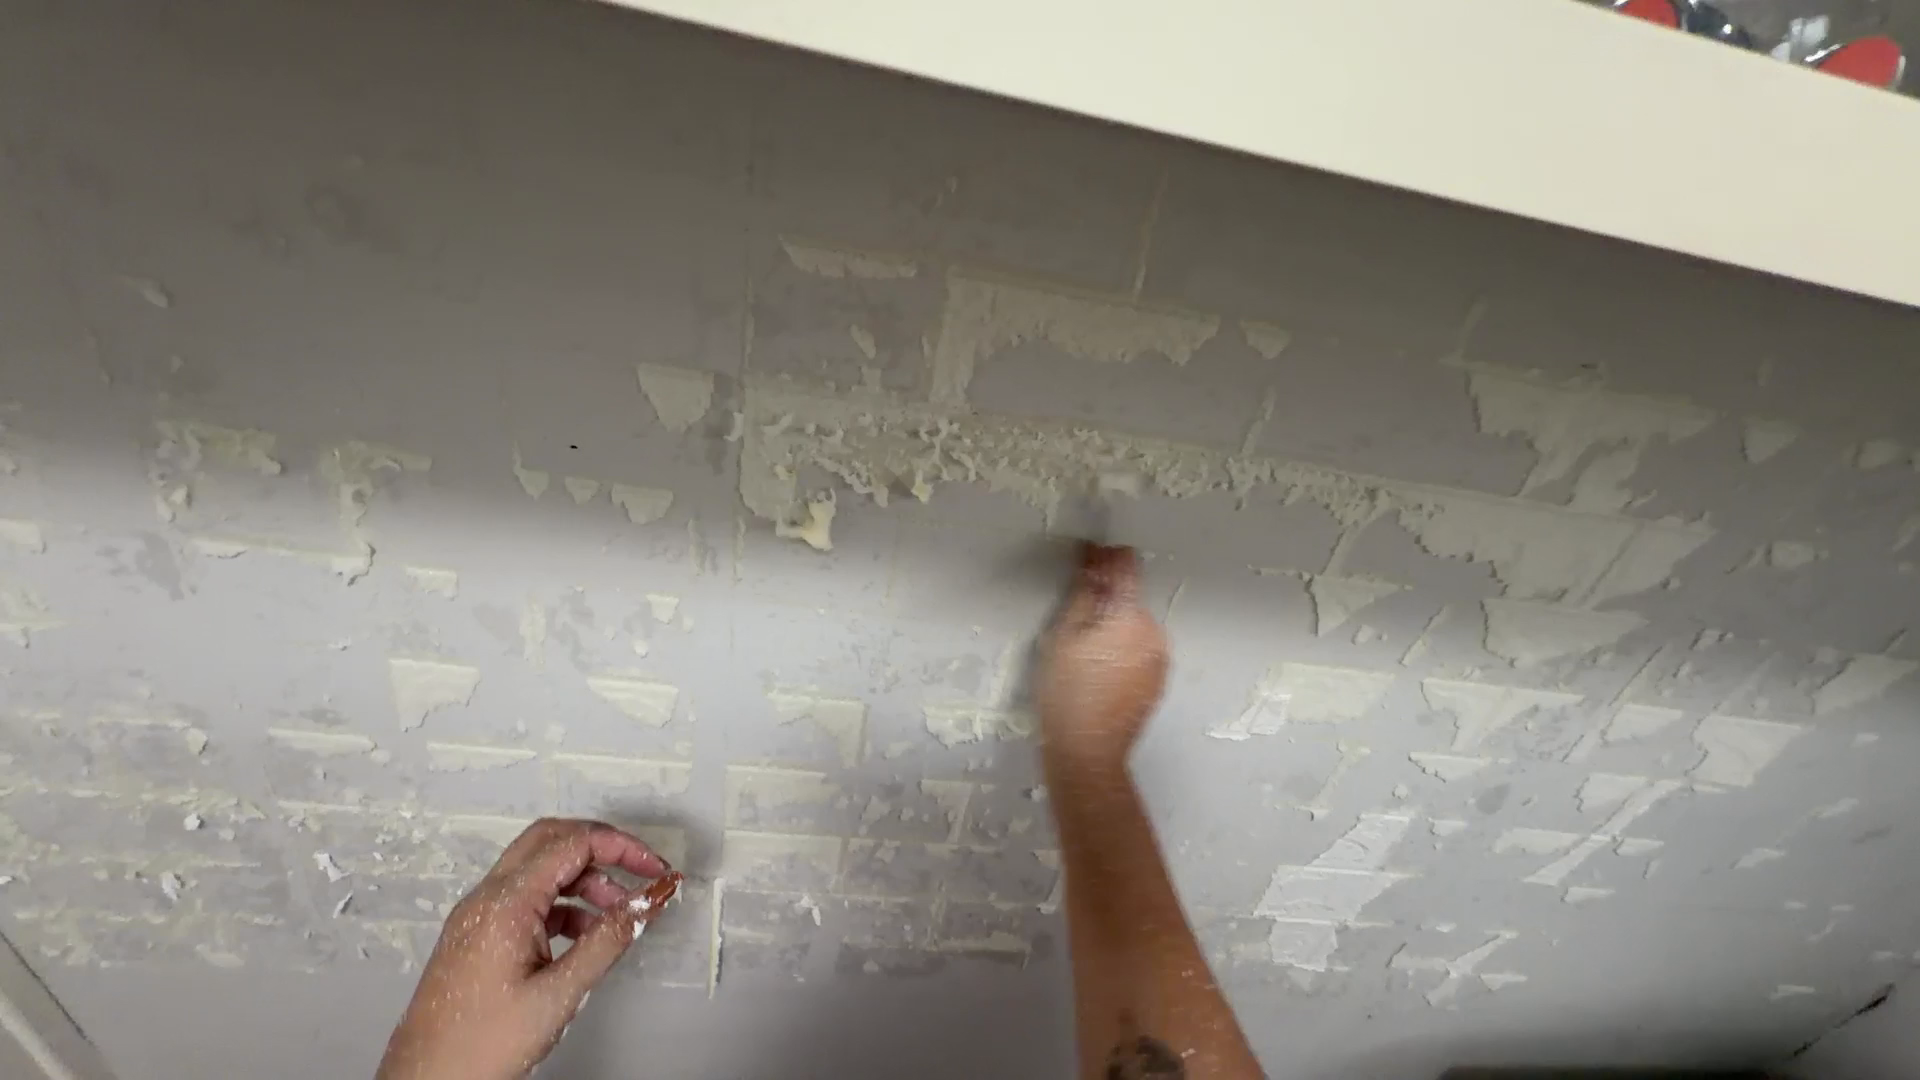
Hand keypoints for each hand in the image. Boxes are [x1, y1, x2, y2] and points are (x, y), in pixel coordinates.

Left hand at [375, 818, 677, 1079]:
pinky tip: (586, 932)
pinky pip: (529, 896)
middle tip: (638, 869)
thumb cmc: (480, 1048)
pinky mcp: (479, 935)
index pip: (575, 842)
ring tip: (620, 910)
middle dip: (603, 847)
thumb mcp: (560, 992)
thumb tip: (653, 897)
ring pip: (541, 866)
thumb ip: (611, 937)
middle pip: (553, 838)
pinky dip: (566, 901)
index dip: (624, 848)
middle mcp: (488, 897)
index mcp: (505, 902)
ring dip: (586, 876)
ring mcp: (479, 915)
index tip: (656, 870)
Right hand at [1036, 544, 1168, 769]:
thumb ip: (1083, 593)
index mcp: (1130, 616)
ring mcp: (1160, 659)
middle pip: (1130, 598)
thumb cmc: (1066, 690)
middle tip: (1075, 608)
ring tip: (1083, 644)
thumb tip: (1095, 562)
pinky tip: (1098, 666)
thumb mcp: (1063, 635)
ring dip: (1114, 622)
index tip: (1087, 556)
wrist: (1088, 751)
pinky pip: (1140, 649)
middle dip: (1107, 595)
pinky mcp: (1157, 681)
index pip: (1127, 567)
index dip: (1106, 557)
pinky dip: (1122, 646)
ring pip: (1135, 625)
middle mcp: (1154, 632)